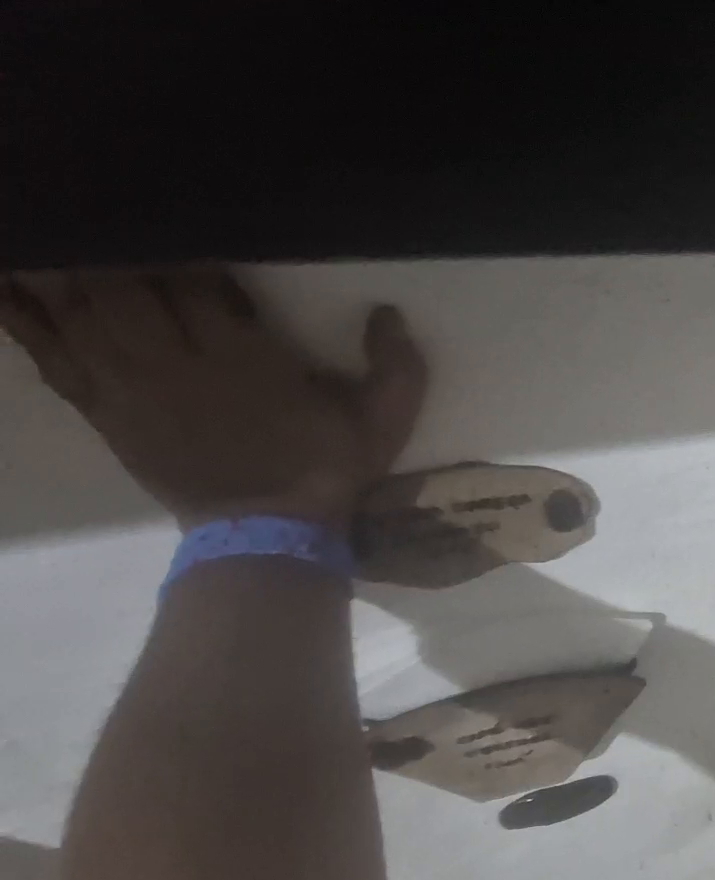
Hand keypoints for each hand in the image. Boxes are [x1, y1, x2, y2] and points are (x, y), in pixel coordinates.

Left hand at [0, 270, 426, 529]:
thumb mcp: (384, 421)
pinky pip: (47, 352)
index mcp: (246, 358)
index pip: (198, 282)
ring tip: (66, 243)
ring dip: (73, 274)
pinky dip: (24, 315)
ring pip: (80, 309)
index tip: (204, 251)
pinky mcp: (103, 410)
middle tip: (129, 238)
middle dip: (126, 257)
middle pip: (127, 286)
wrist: (271, 528)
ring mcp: (130, 386)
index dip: (195, 258)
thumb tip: (388, 314)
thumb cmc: (330, 468)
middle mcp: (176, 362)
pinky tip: (12, 283)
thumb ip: (397, 368)